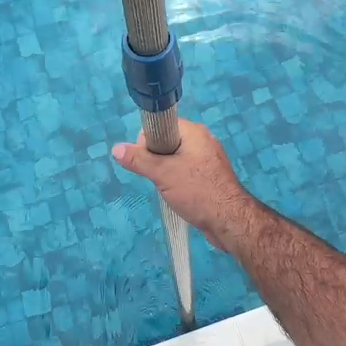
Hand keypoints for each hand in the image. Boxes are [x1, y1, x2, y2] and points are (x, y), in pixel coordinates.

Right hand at [112, 119, 263, 252]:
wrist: (230, 220)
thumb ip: (138, 159)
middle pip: (168, 142)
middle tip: (157, 177)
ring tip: (168, 188)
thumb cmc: (196, 190)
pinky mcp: (213, 177)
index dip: (148, 140)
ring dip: (168, 172)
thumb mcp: (162, 173)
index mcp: (194, 131)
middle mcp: (203, 140)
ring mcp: (210, 159)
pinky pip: (188, 172)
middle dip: (157, 159)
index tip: (145, 160)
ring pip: (177, 159)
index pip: (162, 125)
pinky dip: (180, 181)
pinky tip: (180, 196)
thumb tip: (116, 149)